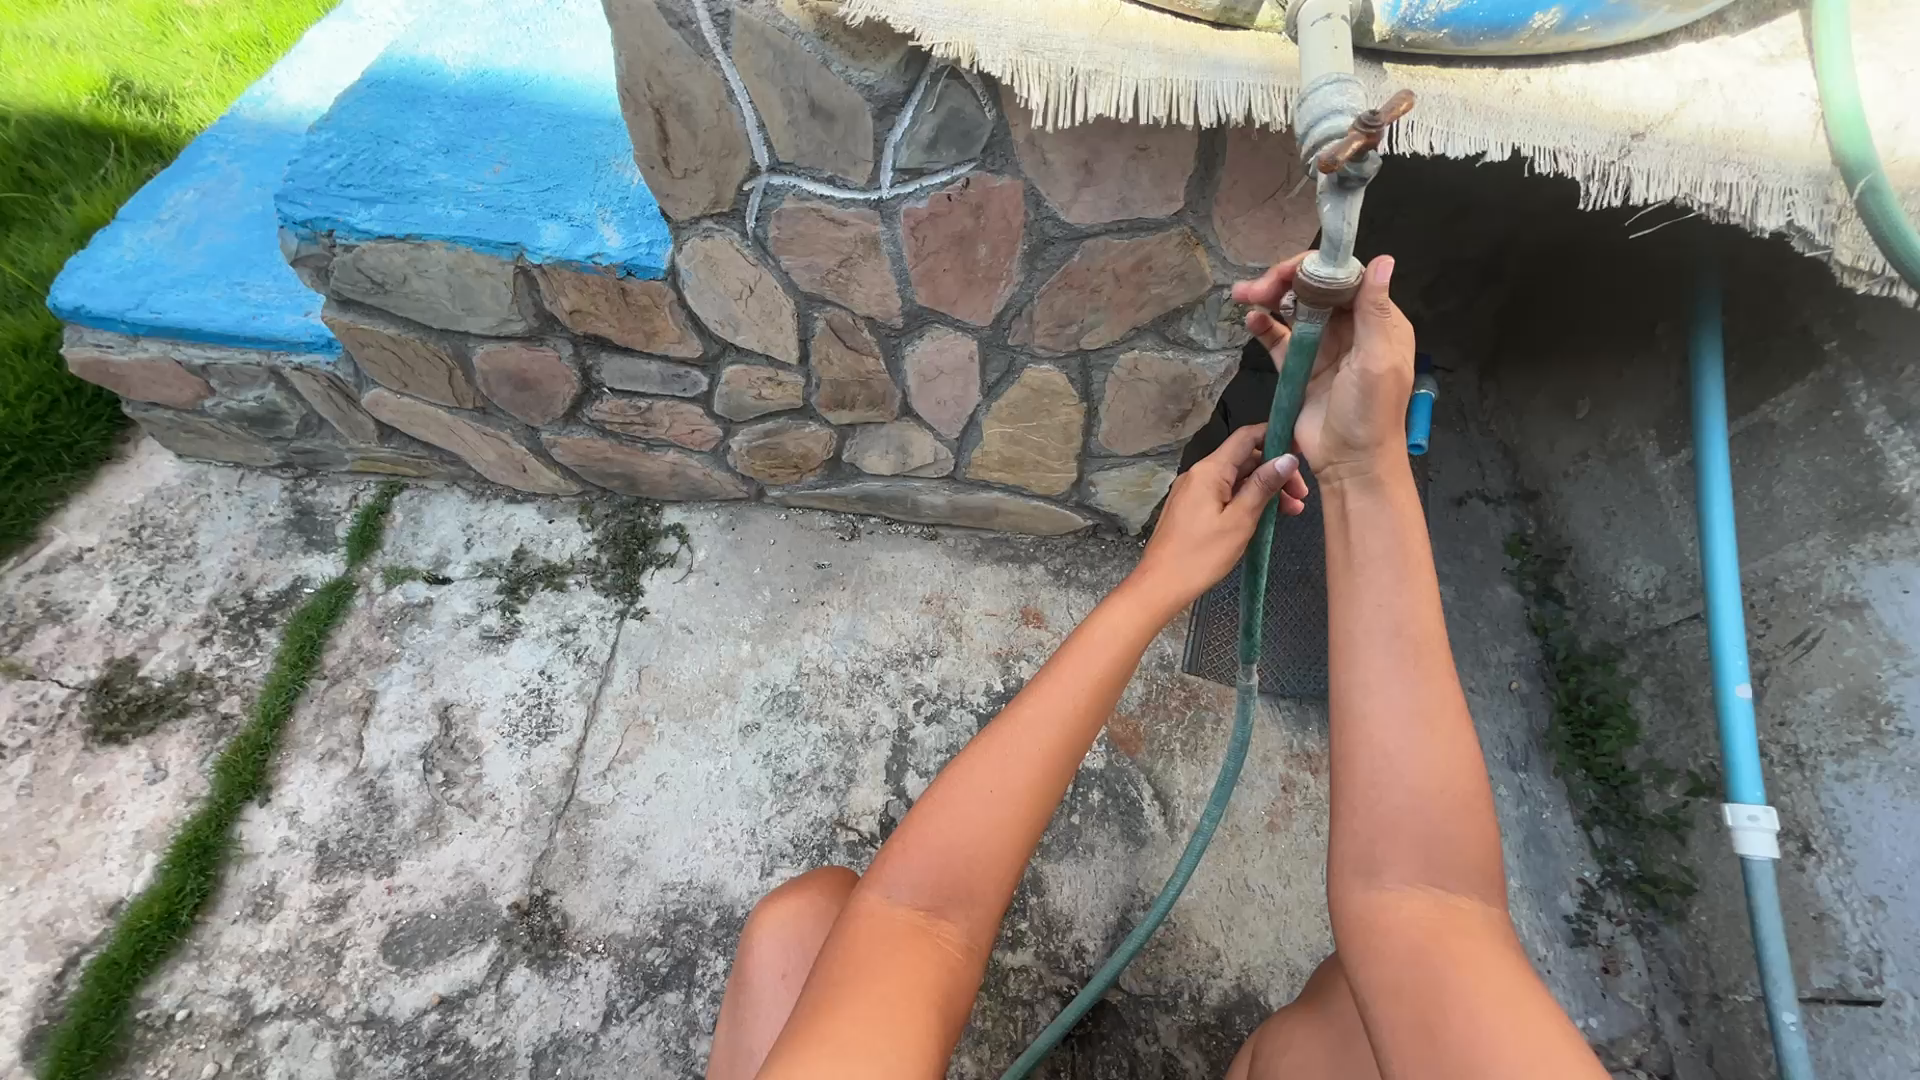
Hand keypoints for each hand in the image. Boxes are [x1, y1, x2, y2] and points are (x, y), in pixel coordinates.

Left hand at [1129, 423, 1306, 612]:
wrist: (1161, 584)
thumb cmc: (1200, 555)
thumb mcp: (1240, 520)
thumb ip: (1263, 486)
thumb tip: (1286, 457)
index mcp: (1209, 471)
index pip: (1247, 437)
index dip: (1276, 436)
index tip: (1302, 450)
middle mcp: (1198, 474)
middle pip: (1245, 459)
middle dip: (1276, 472)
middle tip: (1301, 496)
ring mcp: (1193, 491)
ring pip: (1236, 479)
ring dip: (1265, 490)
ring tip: (1291, 511)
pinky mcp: (1191, 508)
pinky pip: (1224, 495)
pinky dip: (1247, 501)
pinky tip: (1266, 517)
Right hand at [1231, 254, 1416, 487]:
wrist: (1349, 462)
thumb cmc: (1371, 414)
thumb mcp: (1378, 359)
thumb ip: (1374, 311)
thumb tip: (1382, 260)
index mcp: (1376, 323)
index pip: (1347, 279)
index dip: (1318, 269)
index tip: (1290, 272)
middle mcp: (1349, 329)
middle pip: (1315, 290)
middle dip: (1285, 281)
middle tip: (1257, 287)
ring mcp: (1321, 348)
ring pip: (1293, 311)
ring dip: (1268, 299)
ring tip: (1243, 296)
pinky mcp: (1297, 368)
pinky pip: (1278, 339)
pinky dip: (1263, 326)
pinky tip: (1250, 321)